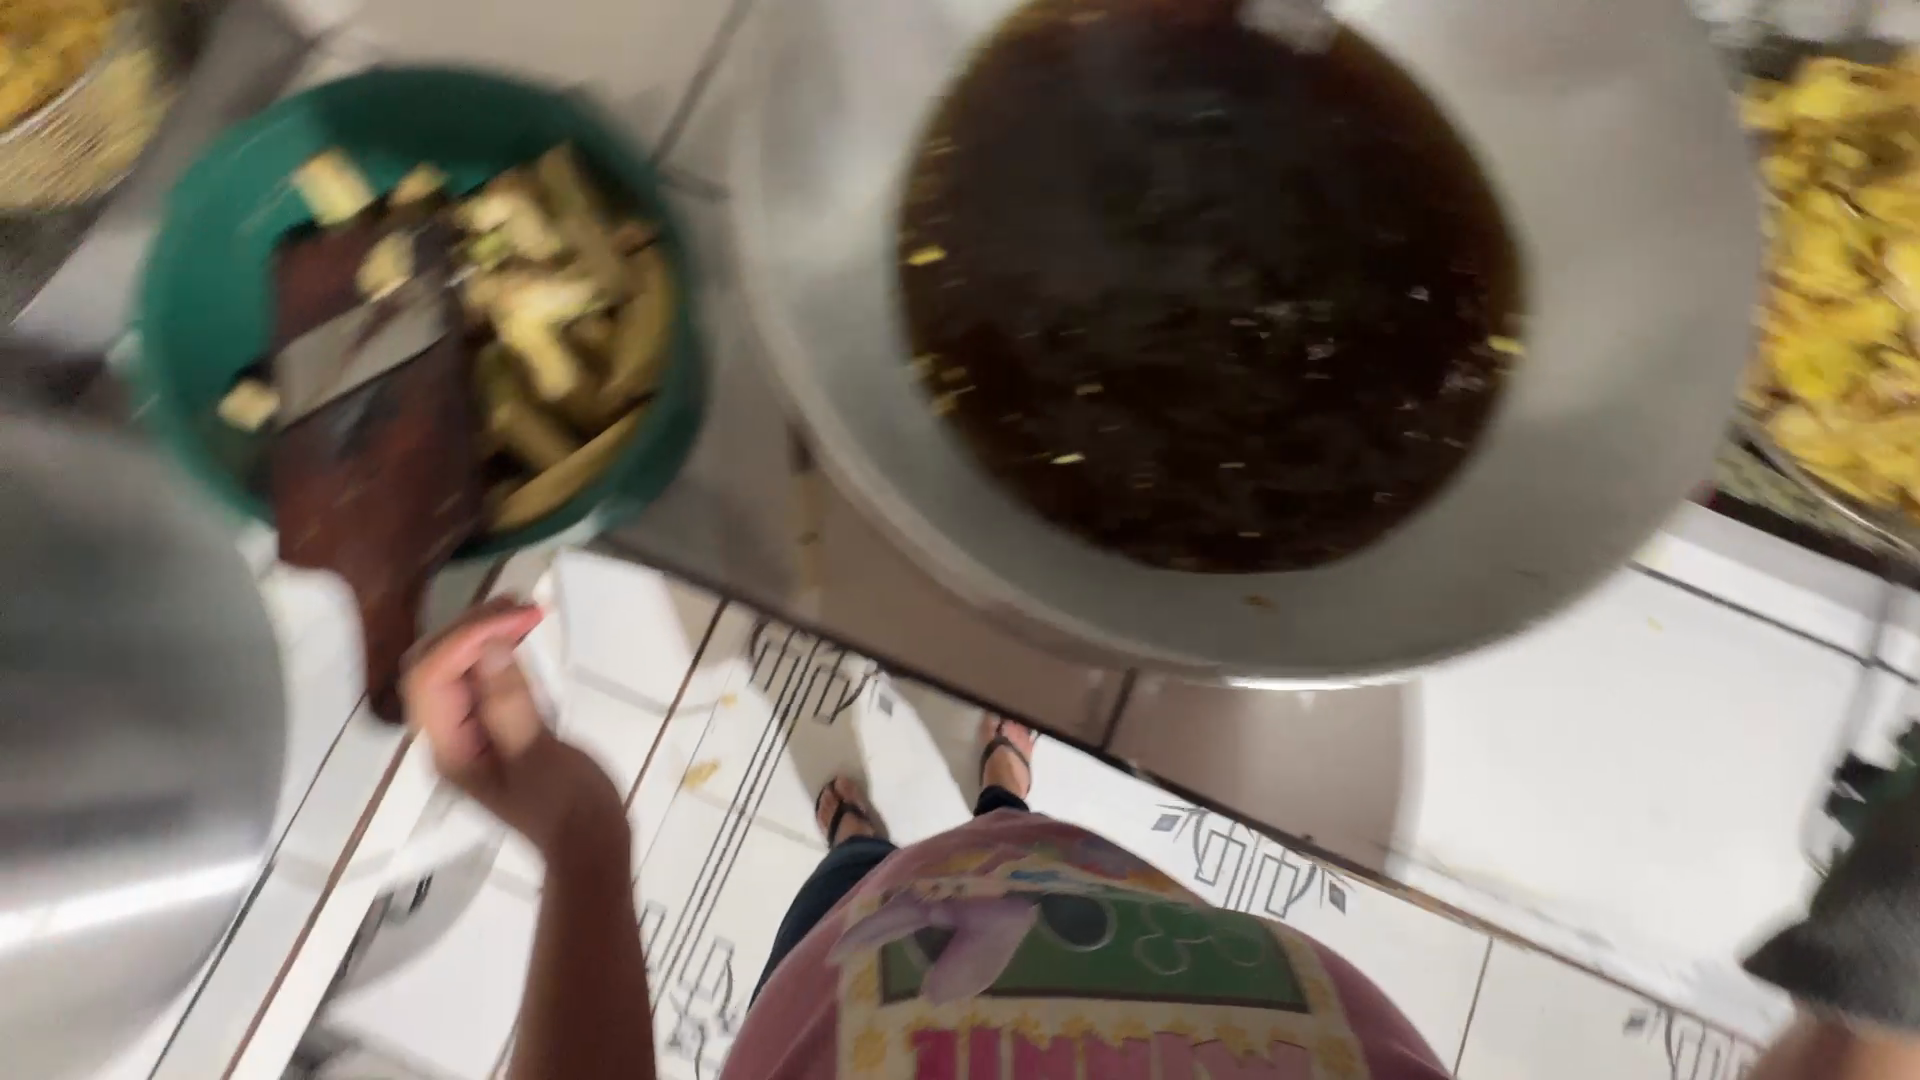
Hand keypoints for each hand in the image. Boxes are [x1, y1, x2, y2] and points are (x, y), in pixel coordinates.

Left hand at [401, 598, 628, 862]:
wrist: (590, 841)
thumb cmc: (568, 804)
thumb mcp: (539, 755)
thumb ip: (510, 703)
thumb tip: (489, 647)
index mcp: (449, 748)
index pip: (432, 675)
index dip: (469, 637)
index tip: (521, 617)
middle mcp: (447, 736)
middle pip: (434, 665)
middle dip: (472, 628)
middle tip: (524, 606)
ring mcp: (469, 731)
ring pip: (454, 667)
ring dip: (482, 632)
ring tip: (524, 609)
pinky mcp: (495, 726)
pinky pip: (479, 678)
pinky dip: (497, 650)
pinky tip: (521, 635)